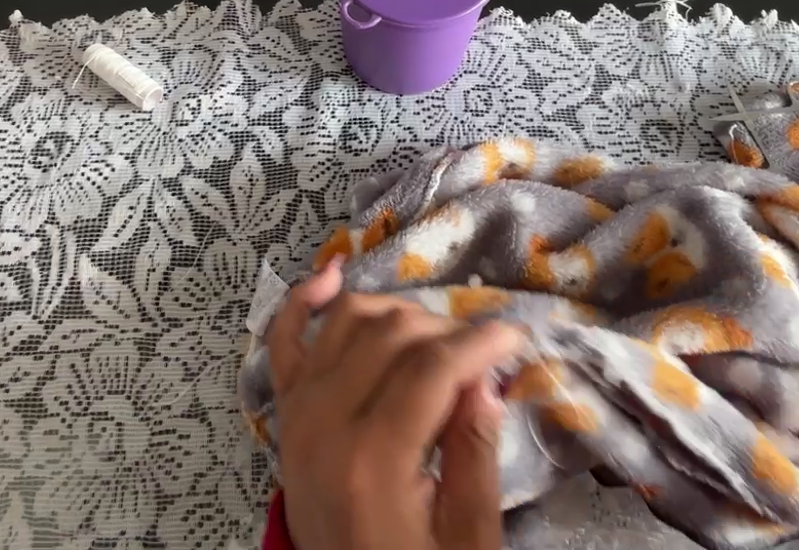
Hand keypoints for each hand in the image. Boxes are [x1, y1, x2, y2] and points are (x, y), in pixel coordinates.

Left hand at [264, 259, 523, 549]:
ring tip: (434, 334)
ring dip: (395, 311)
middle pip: (392, 334)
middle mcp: (324, 422)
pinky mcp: (283, 409)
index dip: (478, 343)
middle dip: (445, 330)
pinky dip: (305, 299)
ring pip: (348, 319)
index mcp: (372, 462)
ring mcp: (296, 410)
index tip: (514, 335)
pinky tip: (334, 275)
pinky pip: (285, 336)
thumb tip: (485, 379)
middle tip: (480, 352)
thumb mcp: (465, 539)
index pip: (431, 369)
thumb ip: (474, 454)